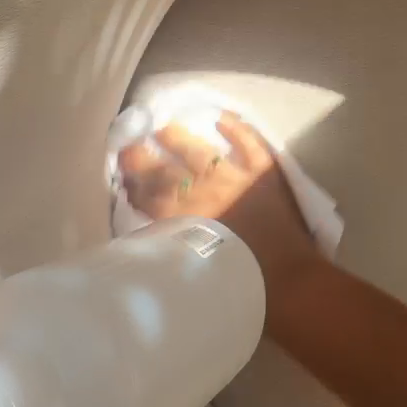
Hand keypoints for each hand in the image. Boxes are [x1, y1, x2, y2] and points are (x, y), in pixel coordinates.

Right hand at [118, 113, 320, 289]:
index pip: (149, 196)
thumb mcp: (188, 270)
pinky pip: (249, 144)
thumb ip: (168, 246)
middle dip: (145, 157)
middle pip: (168, 171)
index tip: (119, 171)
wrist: (287, 283)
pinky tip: (222, 118)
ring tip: (165, 126)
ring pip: (202, 153)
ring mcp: (236, 178)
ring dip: (181, 139)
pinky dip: (236, 130)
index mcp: (183, 220)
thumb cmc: (236, 288)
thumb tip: (149, 231)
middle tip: (131, 142)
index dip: (133, 183)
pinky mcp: (265, 173)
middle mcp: (204, 193)